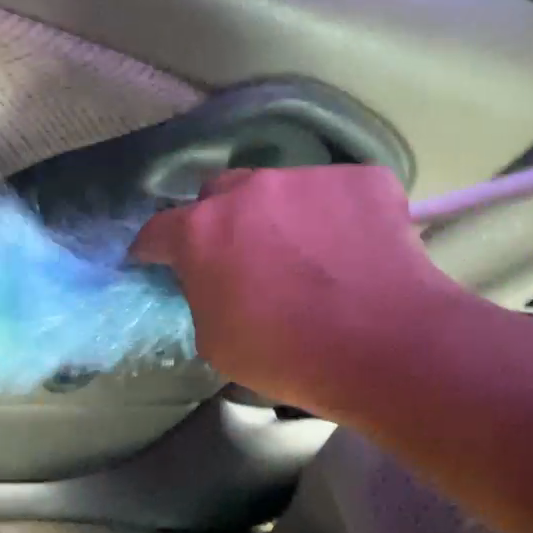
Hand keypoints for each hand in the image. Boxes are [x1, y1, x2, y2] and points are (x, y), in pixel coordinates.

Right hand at [131, 165, 469, 411]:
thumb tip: (212, 281)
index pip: (157, 231)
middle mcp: (249, 190)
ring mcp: (309, 178)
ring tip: (301, 253)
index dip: (151, 249)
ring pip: (279, 189)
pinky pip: (334, 192)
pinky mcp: (363, 179)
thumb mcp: (214, 339)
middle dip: (216, 219)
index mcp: (201, 232)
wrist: (381, 345)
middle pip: (218, 193)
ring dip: (276, 215)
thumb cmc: (282, 354)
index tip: (152, 262)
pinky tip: (346, 250)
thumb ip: (202, 296)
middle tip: (232, 255)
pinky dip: (331, 215)